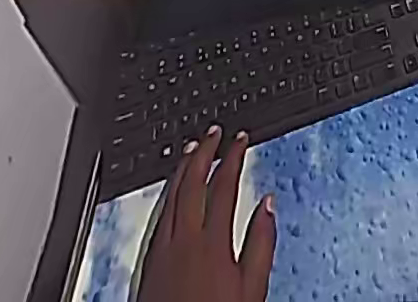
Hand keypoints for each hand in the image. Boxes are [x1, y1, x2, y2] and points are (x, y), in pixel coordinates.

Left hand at [138, 127, 277, 301]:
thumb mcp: (251, 291)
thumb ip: (261, 243)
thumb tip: (268, 203)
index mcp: (212, 242)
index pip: (223, 184)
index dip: (233, 156)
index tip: (240, 139)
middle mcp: (184, 238)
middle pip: (192, 180)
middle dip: (205, 150)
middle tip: (215, 132)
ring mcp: (162, 248)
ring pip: (171, 193)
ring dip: (184, 165)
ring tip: (194, 147)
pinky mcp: (149, 261)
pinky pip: (160, 212)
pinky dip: (170, 190)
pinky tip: (175, 187)